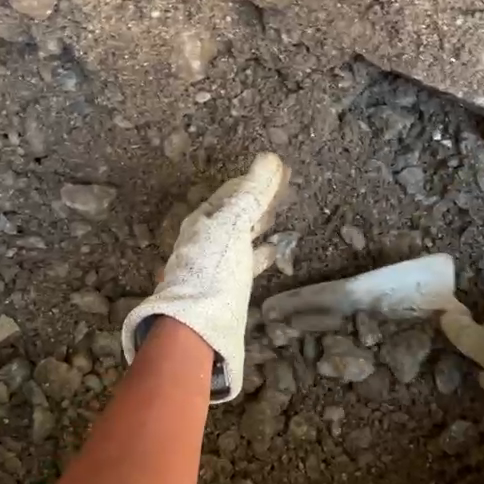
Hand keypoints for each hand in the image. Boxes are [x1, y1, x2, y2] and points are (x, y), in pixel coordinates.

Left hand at [121, 153, 289, 402]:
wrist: (199, 325)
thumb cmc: (212, 268)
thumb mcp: (233, 225)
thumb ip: (252, 194)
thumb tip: (270, 158)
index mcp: (202, 222)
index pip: (230, 192)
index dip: (255, 179)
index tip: (278, 169)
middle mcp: (206, 240)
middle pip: (235, 213)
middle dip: (258, 200)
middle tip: (284, 187)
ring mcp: (216, 264)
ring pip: (242, 236)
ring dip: (259, 224)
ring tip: (279, 215)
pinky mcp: (228, 286)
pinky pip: (247, 261)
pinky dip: (261, 252)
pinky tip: (274, 250)